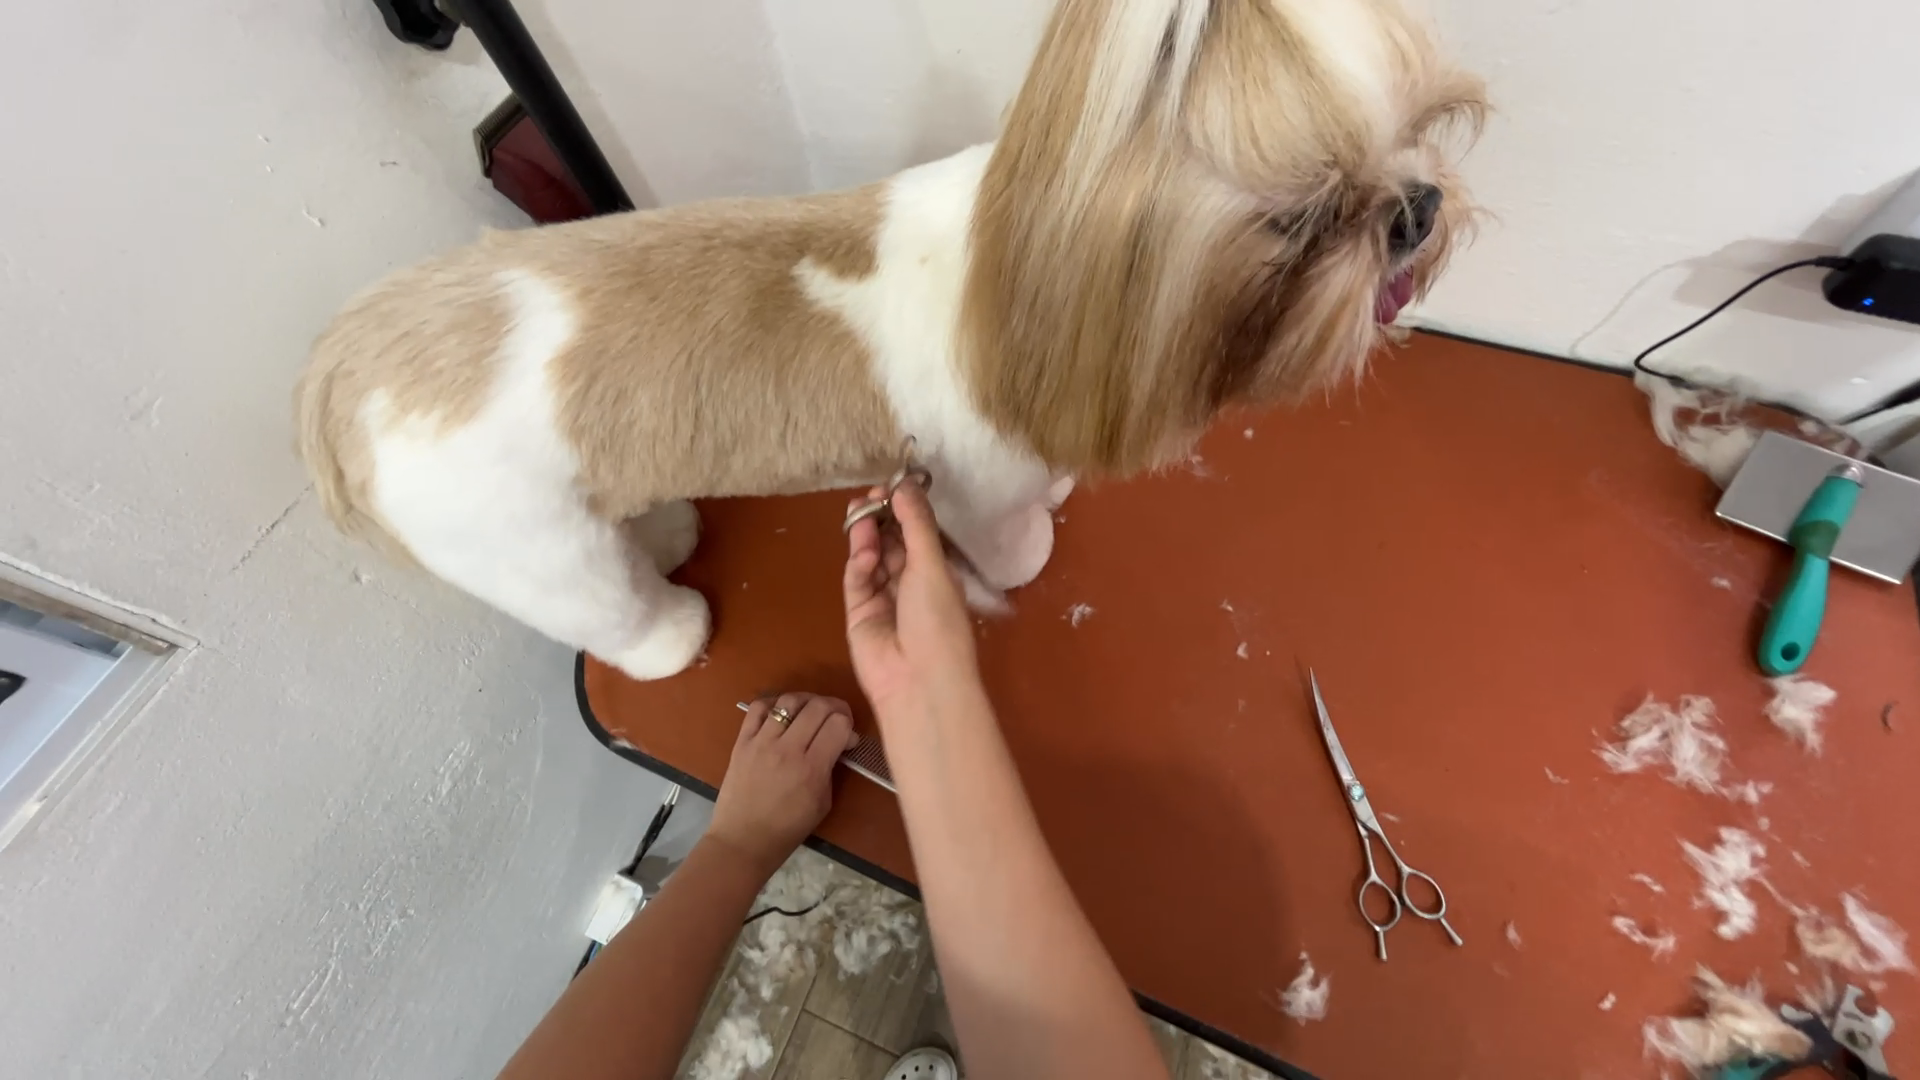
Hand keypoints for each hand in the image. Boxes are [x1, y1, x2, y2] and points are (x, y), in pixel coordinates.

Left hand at [708, 693, 855, 870]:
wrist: (742, 841)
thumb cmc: (787, 829)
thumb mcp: (823, 803)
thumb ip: (831, 768)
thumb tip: (839, 742)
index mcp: (811, 769)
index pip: (838, 724)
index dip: (848, 726)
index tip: (847, 739)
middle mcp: (787, 749)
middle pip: (818, 706)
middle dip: (835, 708)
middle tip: (836, 720)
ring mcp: (761, 742)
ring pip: (790, 700)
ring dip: (808, 701)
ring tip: (811, 712)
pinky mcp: (742, 741)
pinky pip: (758, 707)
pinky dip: (775, 704)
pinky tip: (782, 714)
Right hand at [843, 480, 982, 713]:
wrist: (919, 679)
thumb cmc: (938, 619)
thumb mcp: (932, 565)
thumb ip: (916, 524)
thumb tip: (904, 484)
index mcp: (936, 572)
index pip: (916, 534)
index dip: (904, 510)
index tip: (890, 487)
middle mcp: (910, 583)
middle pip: (890, 543)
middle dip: (880, 518)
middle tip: (868, 497)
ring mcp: (883, 598)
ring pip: (870, 558)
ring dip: (866, 536)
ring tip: (860, 513)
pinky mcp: (858, 613)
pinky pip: (857, 581)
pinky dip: (859, 565)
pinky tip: (864, 556)